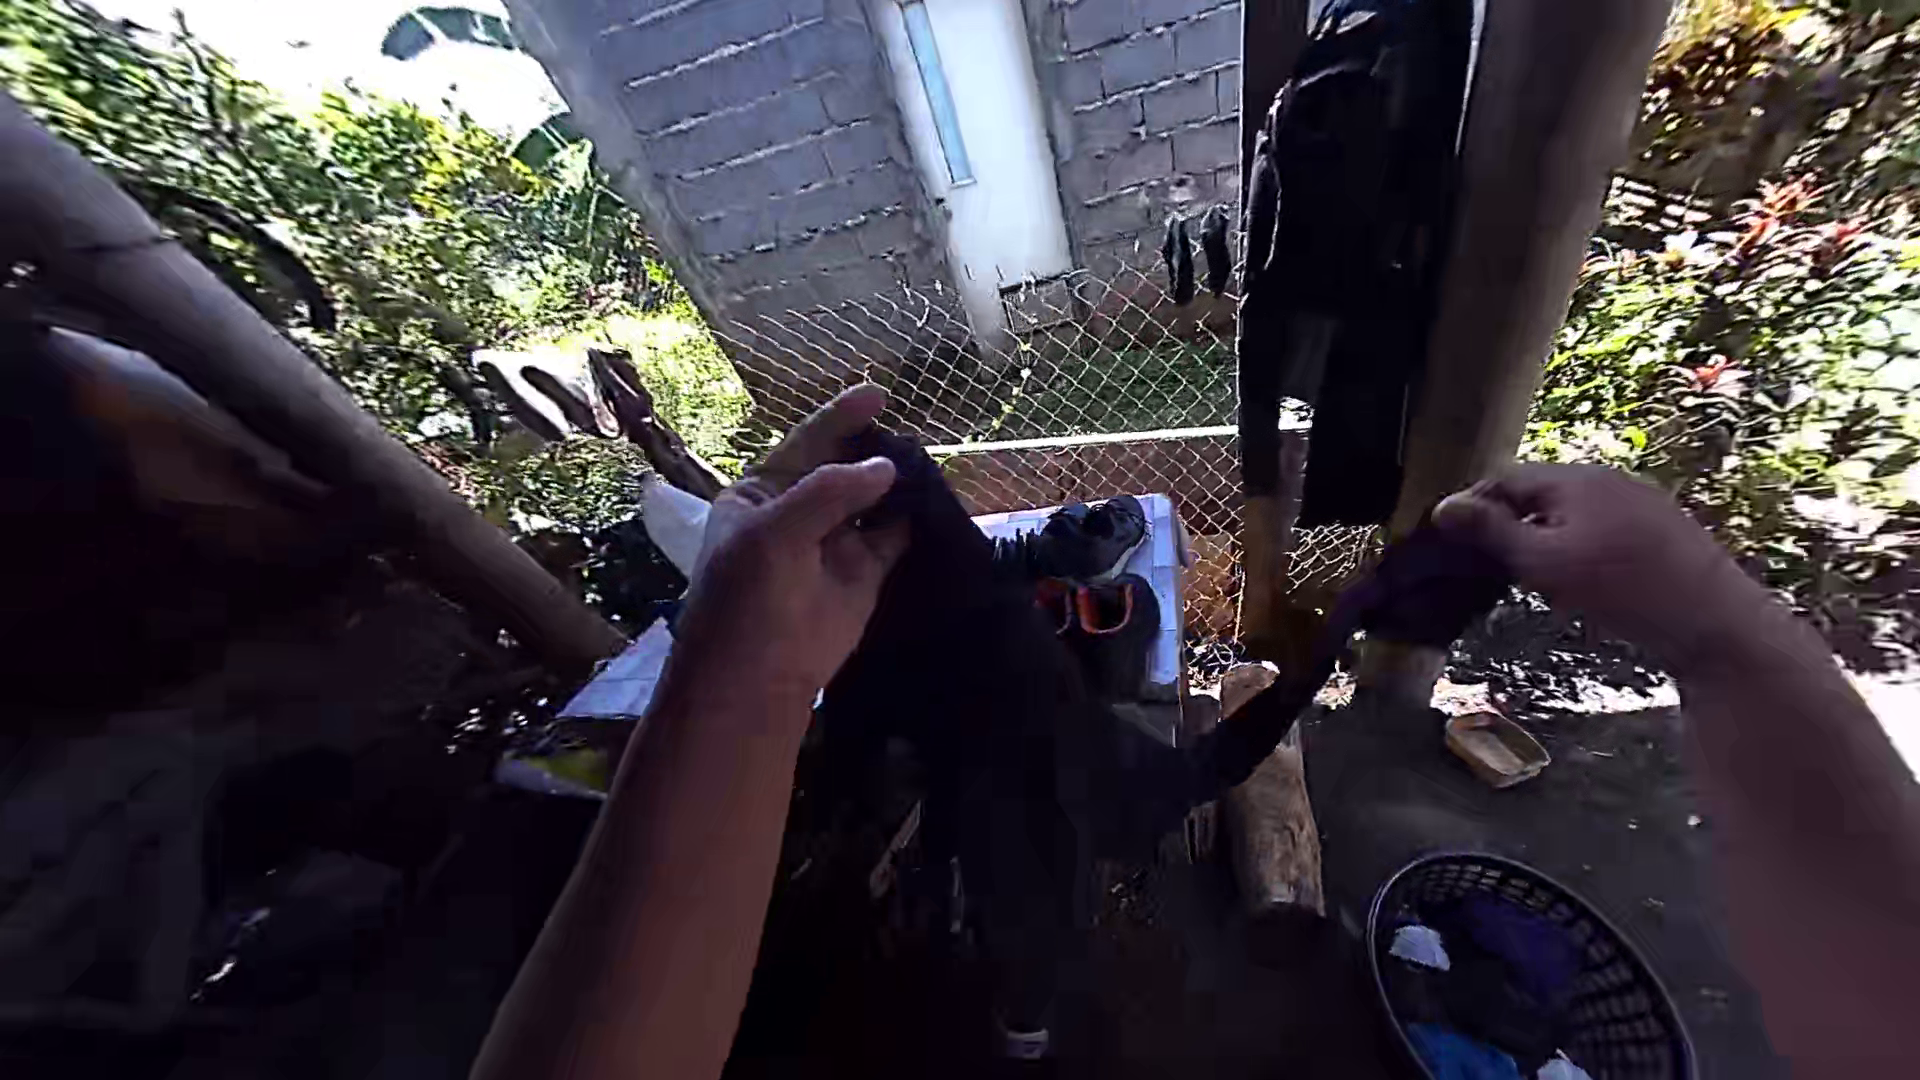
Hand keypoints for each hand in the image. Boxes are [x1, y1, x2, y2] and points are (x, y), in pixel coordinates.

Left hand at [658, 385, 907, 714]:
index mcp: (764, 492)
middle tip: (909, 435)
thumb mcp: (775, 533)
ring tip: (928, 462)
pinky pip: (894, 533)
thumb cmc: (748, 598)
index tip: (878, 394)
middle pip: (844, 467)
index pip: (806, 443)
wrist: (759, 676)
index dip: (840, 418)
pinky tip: (934, 499)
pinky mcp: (867, 569)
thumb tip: (887, 467)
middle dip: (874, 449)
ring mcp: (837, 539)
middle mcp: (802, 510)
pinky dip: (913, 517)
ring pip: (874, 499)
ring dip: (897, 482)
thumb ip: (828, 492)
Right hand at [1432, 463, 1775, 670]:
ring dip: (1532, 530)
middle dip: (1500, 518)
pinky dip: (1565, 538)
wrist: (1718, 627)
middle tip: (1481, 556)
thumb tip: (1443, 505)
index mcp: (1576, 479)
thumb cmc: (1617, 588)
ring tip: (1519, 565)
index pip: (1501, 477)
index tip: (1450, 539)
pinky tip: (1566, 570)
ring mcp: (1637, 500)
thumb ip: (1487, 529)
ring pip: (1561, 507)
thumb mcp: (1538, 559)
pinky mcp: (1656, 526)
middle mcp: (1607, 479)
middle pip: (1532, 490)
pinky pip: (1590, 520)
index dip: (1469, 505)